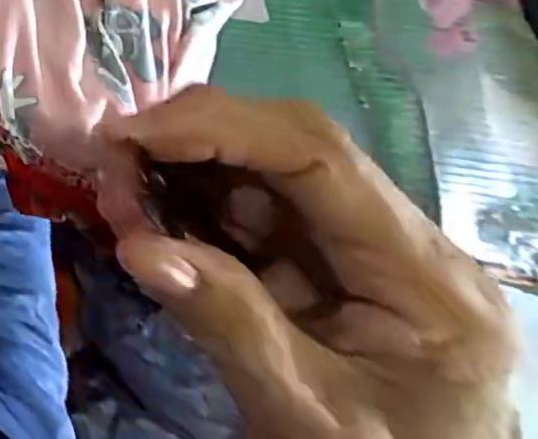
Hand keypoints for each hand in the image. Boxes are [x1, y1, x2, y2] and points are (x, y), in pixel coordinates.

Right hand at [96, 87, 516, 438]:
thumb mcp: (306, 417)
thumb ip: (230, 326)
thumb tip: (137, 247)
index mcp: (425, 278)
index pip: (315, 155)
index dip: (213, 128)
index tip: (125, 139)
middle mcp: (395, 235)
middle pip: (280, 135)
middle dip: (183, 136)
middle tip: (111, 166)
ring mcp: (349, 233)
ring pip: (249, 151)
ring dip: (172, 161)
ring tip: (122, 201)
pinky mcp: (308, 240)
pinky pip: (234, 186)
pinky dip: (177, 187)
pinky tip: (146, 214)